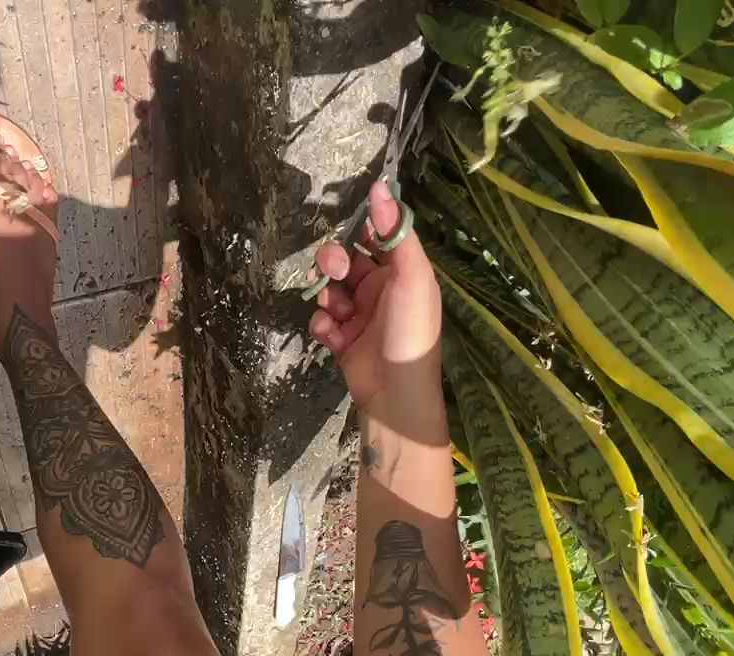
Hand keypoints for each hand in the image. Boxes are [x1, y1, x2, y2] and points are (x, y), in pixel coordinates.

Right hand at [308, 181, 442, 411]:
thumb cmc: (411, 330)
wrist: (395, 391)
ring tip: (337, 313)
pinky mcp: (342, 340)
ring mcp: (359, 315)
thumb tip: (379, 187)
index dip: (360, 227)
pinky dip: (323, 325)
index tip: (344, 220)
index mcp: (401, 272)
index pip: (376, 237)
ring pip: (329, 290)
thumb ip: (396, 234)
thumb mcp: (411, 277)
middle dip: (333, 261)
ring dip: (327, 295)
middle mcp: (379, 290)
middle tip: (333, 269)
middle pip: (345, 260)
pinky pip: (323, 320)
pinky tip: (332, 336)